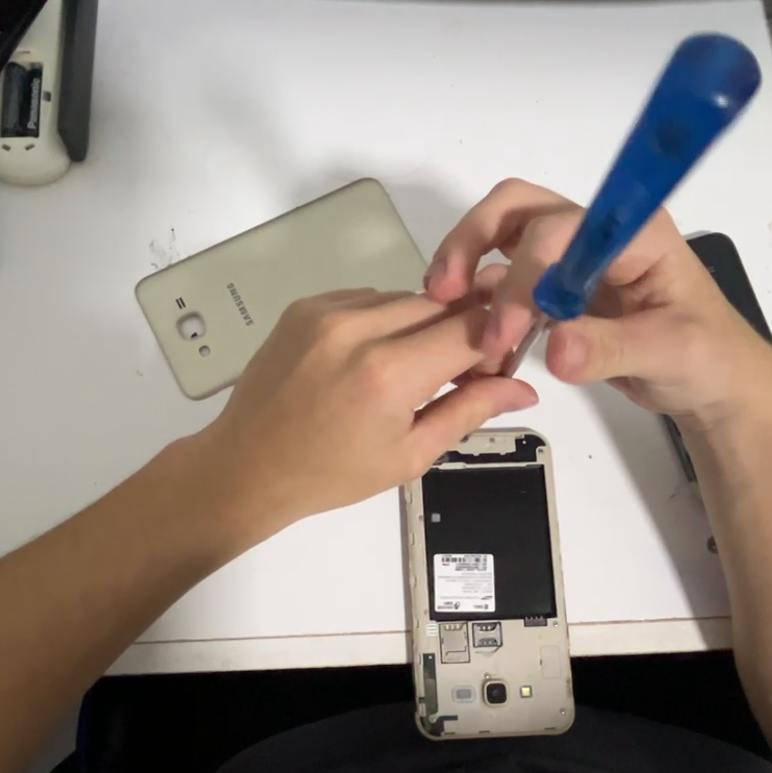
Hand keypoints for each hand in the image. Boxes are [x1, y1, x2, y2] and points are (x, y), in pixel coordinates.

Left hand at [194, 289, 538, 533]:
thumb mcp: (409, 456)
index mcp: (388, 374)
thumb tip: (523, 388)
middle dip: (462, 332)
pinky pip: (368, 297)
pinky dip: (384, 319)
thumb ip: (468, 412)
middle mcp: (357, 329)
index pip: (473, 329)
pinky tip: (374, 356)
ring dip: (423, 325)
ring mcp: (326, 312)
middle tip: (458, 372)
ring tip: (410, 369)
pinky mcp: (305, 306)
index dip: (496, 343)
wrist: (248, 465)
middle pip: (443, 305)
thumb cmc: (330, 474)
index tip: (495, 365)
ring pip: (406, 297)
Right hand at [423, 178, 771, 431]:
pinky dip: (481, 307)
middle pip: (516, 210)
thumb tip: (556, 349)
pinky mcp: (556, 291)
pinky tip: (472, 342)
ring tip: (446, 318)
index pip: (558, 228)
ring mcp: (571, 261)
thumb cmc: (705, 357)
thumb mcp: (669, 353)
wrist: (710, 382)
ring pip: (502, 240)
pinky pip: (505, 284)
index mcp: (629, 233)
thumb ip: (611, 349)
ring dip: (467, 272)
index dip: (523, 274)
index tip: (503, 333)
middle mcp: (594, 234)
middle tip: (440, 291)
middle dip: (471, 242)